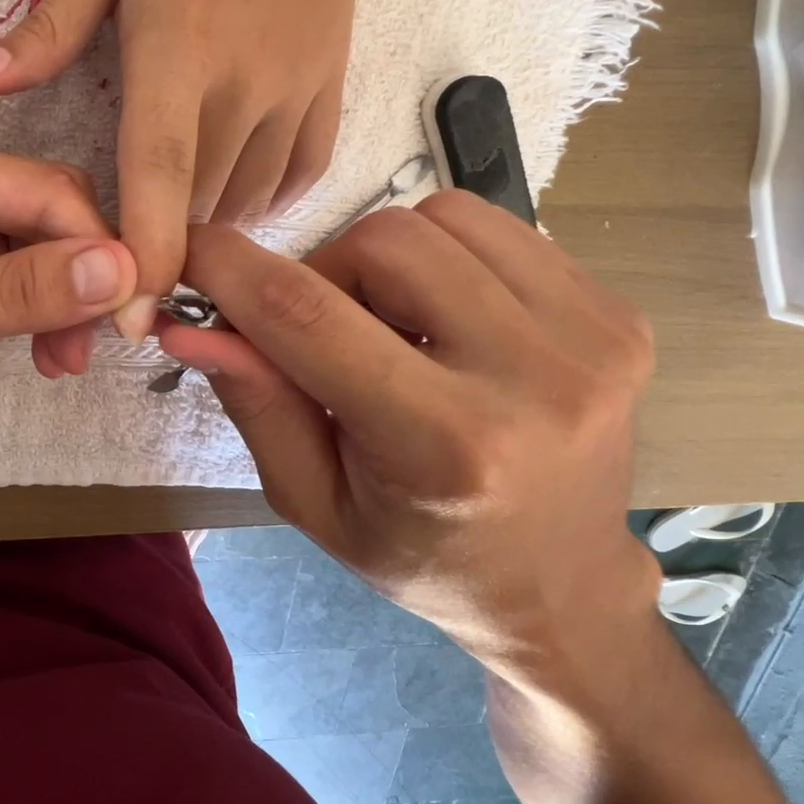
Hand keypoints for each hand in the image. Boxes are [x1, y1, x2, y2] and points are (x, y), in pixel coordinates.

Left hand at [0, 0, 398, 341]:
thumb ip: (46, 30)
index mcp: (175, 56)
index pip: (156, 182)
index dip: (143, 261)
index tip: (126, 324)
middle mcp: (242, 85)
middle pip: (198, 208)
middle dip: (160, 256)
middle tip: (119, 286)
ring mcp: (298, 87)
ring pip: (246, 200)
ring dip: (203, 229)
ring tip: (167, 241)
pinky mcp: (335, 80)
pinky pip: (298, 172)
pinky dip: (259, 199)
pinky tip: (227, 198)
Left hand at [0, 126, 136, 456]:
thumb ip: (13, 292)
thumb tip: (120, 270)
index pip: (40, 190)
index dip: (96, 246)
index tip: (134, 314)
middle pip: (51, 212)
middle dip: (83, 277)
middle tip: (98, 346)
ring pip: (48, 246)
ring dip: (69, 302)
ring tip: (66, 362)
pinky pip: (29, 273)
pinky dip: (46, 312)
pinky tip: (49, 352)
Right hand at [158, 192, 661, 670]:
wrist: (556, 584)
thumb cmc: (413, 555)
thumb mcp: (307, 499)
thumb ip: (255, 403)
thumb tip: (187, 327)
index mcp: (442, 445)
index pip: (310, 320)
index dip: (233, 270)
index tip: (187, 248)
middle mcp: (533, 377)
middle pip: (383, 243)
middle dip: (320, 273)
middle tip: (314, 332)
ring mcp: (592, 337)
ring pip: (440, 218)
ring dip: (380, 260)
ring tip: (382, 327)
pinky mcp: (617, 313)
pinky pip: (494, 228)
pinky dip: (439, 257)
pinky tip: (438, 318)